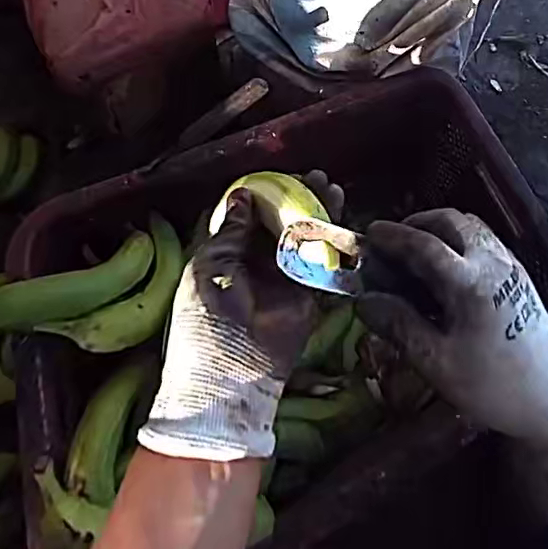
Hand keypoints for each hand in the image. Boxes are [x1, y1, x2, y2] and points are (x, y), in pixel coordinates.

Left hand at [138, 173, 340, 460]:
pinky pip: (322, 264)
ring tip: (332, 190)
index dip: (270, 192)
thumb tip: (243, 193)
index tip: (285, 174)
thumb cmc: (206, 318)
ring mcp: (284, 277)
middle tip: (316, 178)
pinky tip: (342, 223)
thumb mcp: (211, 265)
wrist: (228, 374)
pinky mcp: (306, 295)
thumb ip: (231, 230)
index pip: (254, 213)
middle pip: (284, 220)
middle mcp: (259, 260)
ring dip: (320, 213)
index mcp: (230, 251)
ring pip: (305, 236)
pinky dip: (333, 243)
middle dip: (301, 197)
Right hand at [357, 208, 547, 473]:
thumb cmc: (494, 385)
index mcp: (470, 283)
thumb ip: (400, 326)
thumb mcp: (439, 364)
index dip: (393, 237)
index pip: (423, 244)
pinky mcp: (516, 269)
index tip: (369, 234)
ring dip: (437, 226)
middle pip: (448, 219)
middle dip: (415, 223)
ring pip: (467, 223)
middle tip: (393, 242)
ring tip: (416, 249)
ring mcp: (507, 261)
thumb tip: (365, 301)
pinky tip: (444, 263)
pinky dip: (456, 236)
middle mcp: (490, 261)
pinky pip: (481, 236)